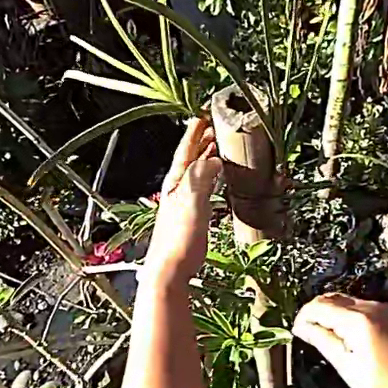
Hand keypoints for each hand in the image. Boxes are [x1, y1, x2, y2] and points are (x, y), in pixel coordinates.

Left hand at [142, 116, 221, 286]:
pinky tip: (216, 181)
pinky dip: (210, 177)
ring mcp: (182, 203)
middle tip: (214, 126)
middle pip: (190, 158)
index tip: (203, 116)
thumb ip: (201, 177)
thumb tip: (213, 158)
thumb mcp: (192, 202)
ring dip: (206, 158)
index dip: (195, 133)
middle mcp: (176, 190)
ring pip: (196, 172)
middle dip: (201, 141)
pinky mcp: (190, 217)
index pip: (186, 150)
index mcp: (176, 183)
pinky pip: (202, 188)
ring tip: (218, 147)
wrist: (170, 271)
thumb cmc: (179, 240)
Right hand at [292, 294, 387, 387]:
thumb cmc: (387, 385)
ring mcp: (383, 308)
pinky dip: (347, 317)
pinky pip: (360, 307)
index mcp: (358, 320)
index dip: (303, 317)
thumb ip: (323, 341)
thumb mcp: (348, 367)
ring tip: (328, 340)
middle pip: (332, 298)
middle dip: (315, 313)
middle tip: (308, 335)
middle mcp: (371, 307)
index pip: (319, 306)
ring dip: (331, 314)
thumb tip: (301, 327)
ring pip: (346, 301)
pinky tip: (348, 339)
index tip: (296, 332)